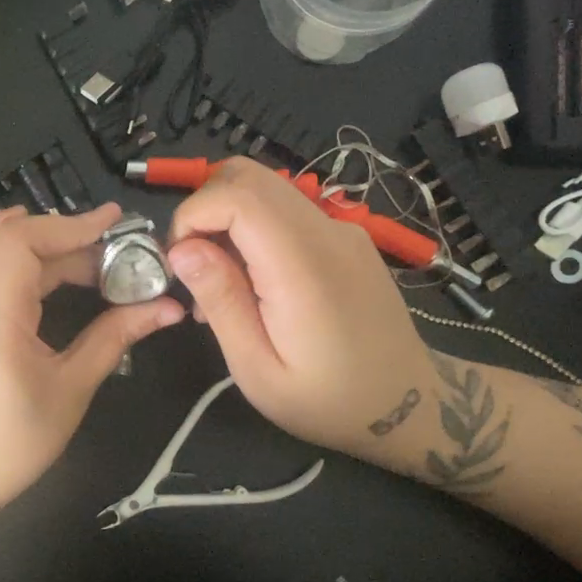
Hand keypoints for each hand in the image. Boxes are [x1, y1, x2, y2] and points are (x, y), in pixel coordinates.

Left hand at [0, 204, 182, 534]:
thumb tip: (168, 307)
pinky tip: (12, 240)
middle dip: (66, 245)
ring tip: (70, 249)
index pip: (22, 244)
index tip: (112, 224)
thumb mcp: (71, 390)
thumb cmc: (14, 443)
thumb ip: (114, 337)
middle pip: (10, 245)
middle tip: (111, 262)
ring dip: (30, 242)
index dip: (69, 226)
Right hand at [165, 158, 433, 451]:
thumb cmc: (325, 400)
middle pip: (249, 176)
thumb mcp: (256, 368)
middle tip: (189, 266)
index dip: (192, 215)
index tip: (176, 263)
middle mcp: (327, 232)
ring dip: (224, 221)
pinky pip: (285, 213)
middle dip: (202, 209)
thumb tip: (182, 249)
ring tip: (216, 283)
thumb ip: (221, 301)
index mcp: (303, 265)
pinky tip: (249, 285)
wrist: (404, 405)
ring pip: (265, 190)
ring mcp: (342, 230)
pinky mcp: (346, 239)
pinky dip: (251, 232)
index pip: (237, 195)